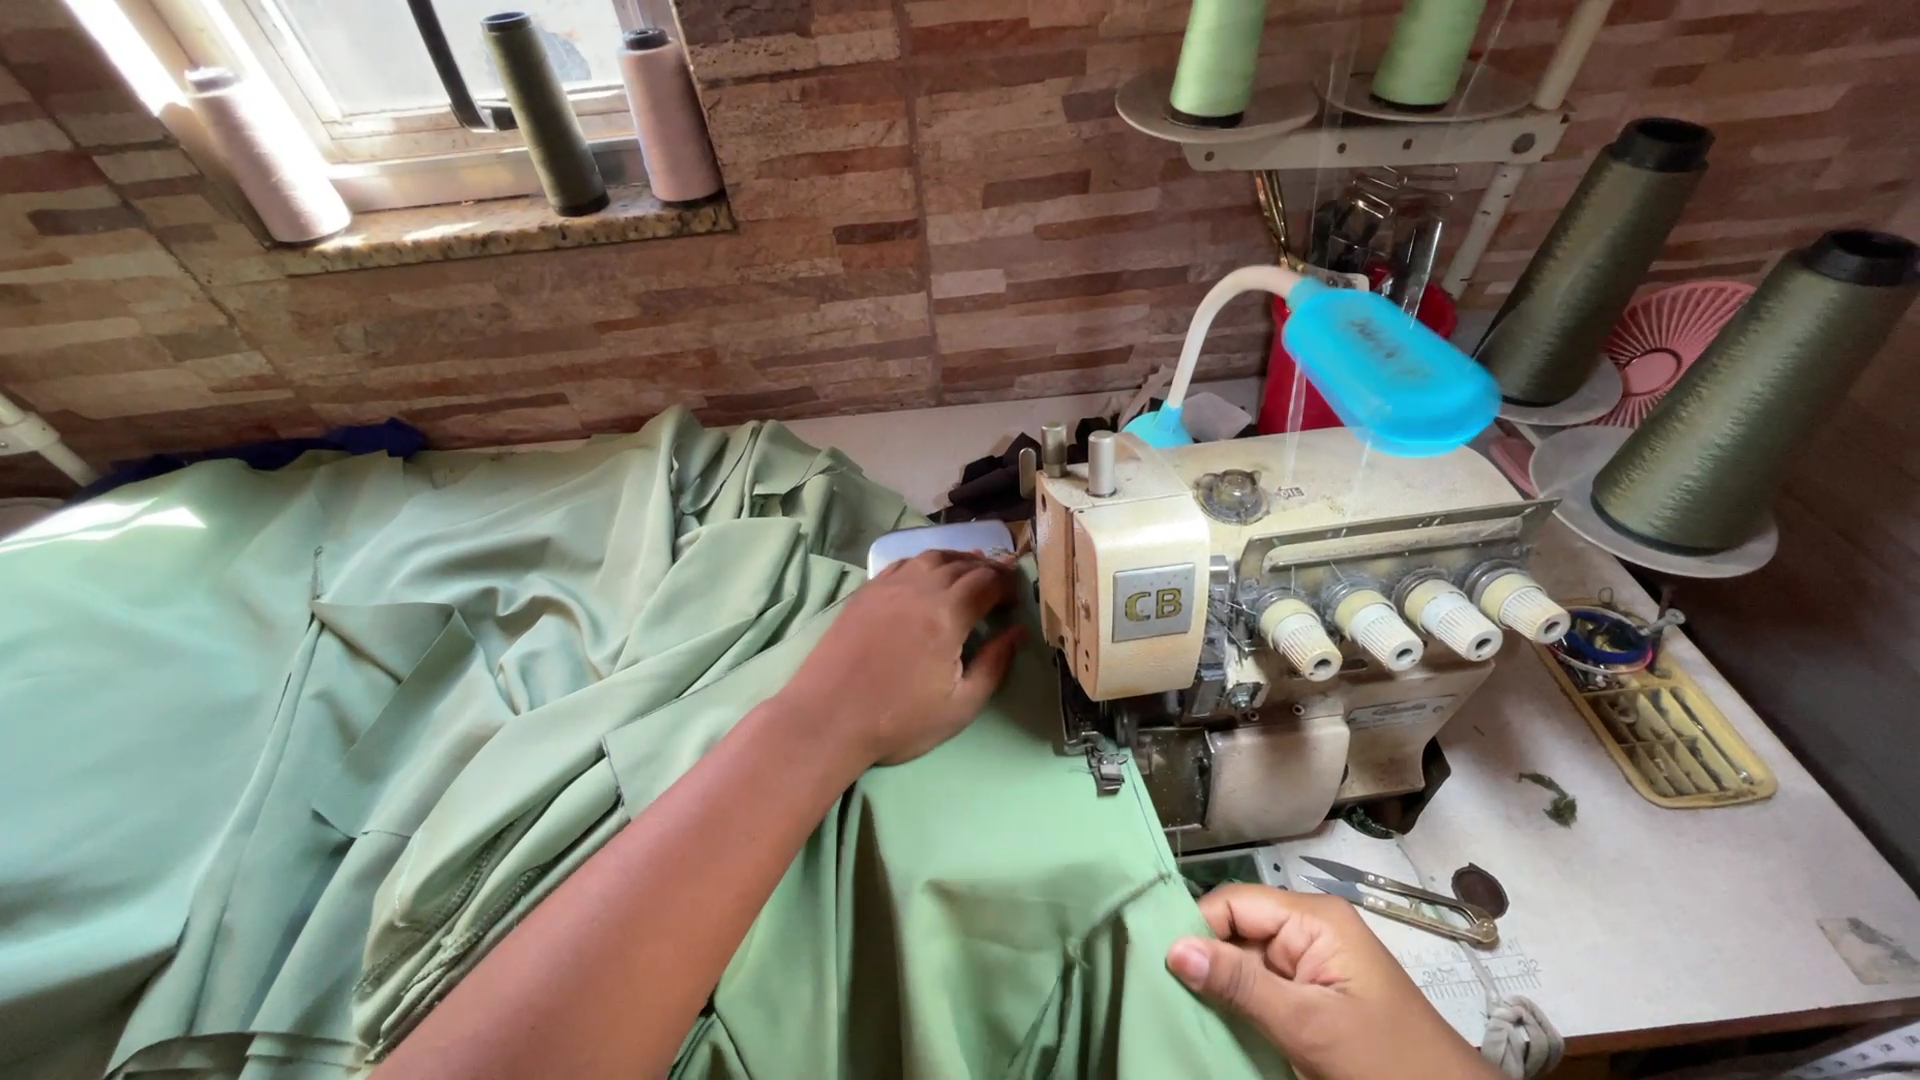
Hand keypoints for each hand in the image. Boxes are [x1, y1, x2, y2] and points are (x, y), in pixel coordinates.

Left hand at [780, 550, 1023, 767]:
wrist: (828, 720)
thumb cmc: (898, 722)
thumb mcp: (960, 706)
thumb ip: (994, 665)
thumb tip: (1016, 633)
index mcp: (947, 616)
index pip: (988, 582)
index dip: (1007, 586)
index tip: (1014, 600)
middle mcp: (919, 590)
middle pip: (962, 564)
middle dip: (988, 570)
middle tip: (1000, 584)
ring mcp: (887, 587)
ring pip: (931, 556)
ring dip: (957, 560)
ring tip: (970, 572)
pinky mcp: (865, 593)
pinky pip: (902, 563)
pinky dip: (924, 563)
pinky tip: (927, 577)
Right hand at [1166, 886, 1497, 1079]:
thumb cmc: (1388, 1063)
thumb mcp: (1310, 1024)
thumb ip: (1240, 984)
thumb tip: (1172, 948)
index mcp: (1314, 918)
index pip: (1234, 903)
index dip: (1197, 928)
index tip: (1161, 965)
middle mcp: (1308, 931)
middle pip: (1236, 930)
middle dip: (1202, 958)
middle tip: (1162, 990)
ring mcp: (1310, 966)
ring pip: (1243, 963)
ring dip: (1217, 987)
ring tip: (1177, 1007)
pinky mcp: (1310, 999)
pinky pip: (1259, 990)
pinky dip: (1236, 1007)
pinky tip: (1211, 1023)